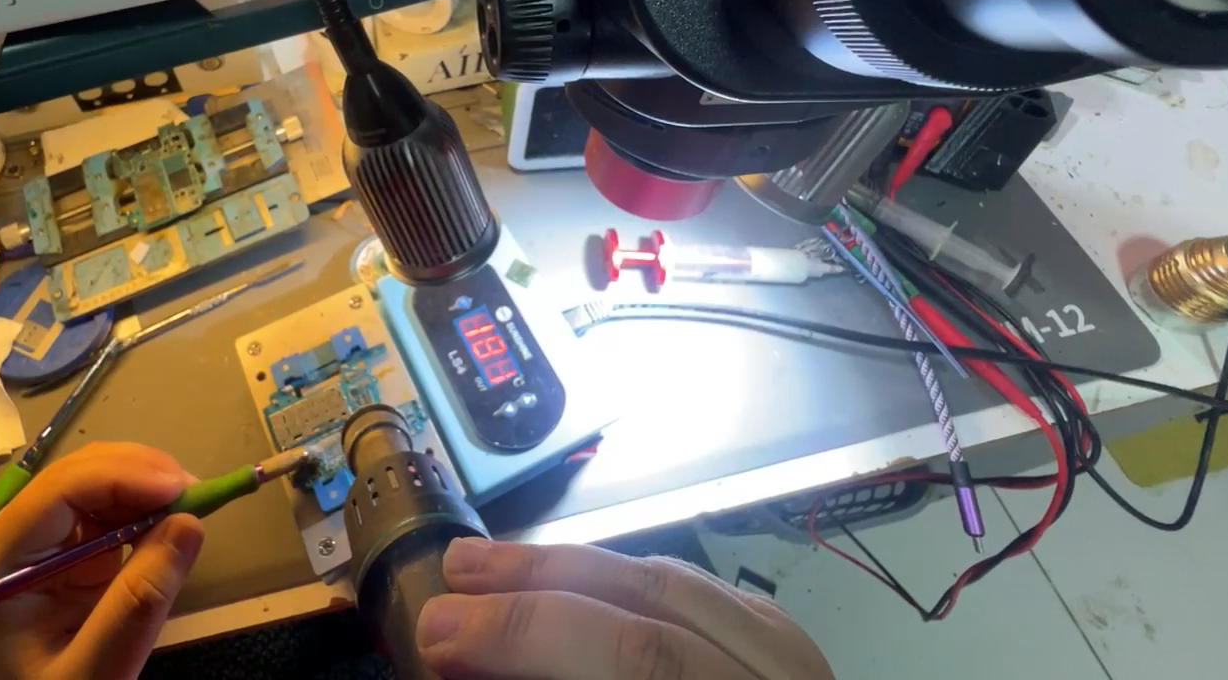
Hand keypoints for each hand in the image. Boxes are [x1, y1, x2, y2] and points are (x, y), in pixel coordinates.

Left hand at [0, 443, 204, 679]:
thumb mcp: (89, 674)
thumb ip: (135, 605)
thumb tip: (190, 523)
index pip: (63, 487)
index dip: (125, 475)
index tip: (181, 490)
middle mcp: (12, 535)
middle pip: (80, 471)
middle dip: (141, 472)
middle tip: (195, 496)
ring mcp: (37, 539)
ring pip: (96, 478)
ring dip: (145, 484)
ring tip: (186, 508)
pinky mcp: (62, 549)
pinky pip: (103, 505)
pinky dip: (140, 504)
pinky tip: (164, 523)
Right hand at [417, 539, 835, 679]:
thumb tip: (463, 669)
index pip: (633, 665)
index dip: (525, 639)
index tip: (438, 638)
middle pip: (646, 617)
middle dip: (531, 595)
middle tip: (447, 583)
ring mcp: (789, 660)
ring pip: (665, 580)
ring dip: (564, 564)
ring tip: (487, 560)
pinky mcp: (782, 638)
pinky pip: (688, 581)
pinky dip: (616, 571)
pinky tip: (569, 568)